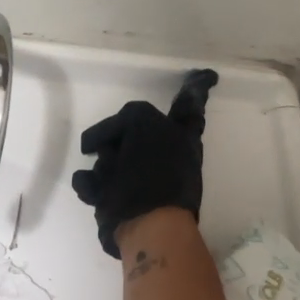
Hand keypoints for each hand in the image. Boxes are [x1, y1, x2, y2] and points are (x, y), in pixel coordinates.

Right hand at [70, 69, 217, 257]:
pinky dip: (92, 185)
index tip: (207, 76)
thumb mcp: (140, 123)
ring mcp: (142, 179)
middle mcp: (166, 155)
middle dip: (117, 137)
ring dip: (101, 166)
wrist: (146, 224)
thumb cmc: (151, 171)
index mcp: (180, 137)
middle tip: (109, 147)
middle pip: (133, 132)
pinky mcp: (120, 200)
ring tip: (103, 179)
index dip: (196, 89)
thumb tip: (112, 141)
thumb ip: (132, 117)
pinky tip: (95, 192)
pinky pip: (95, 181)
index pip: (189, 107)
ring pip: (109, 158)